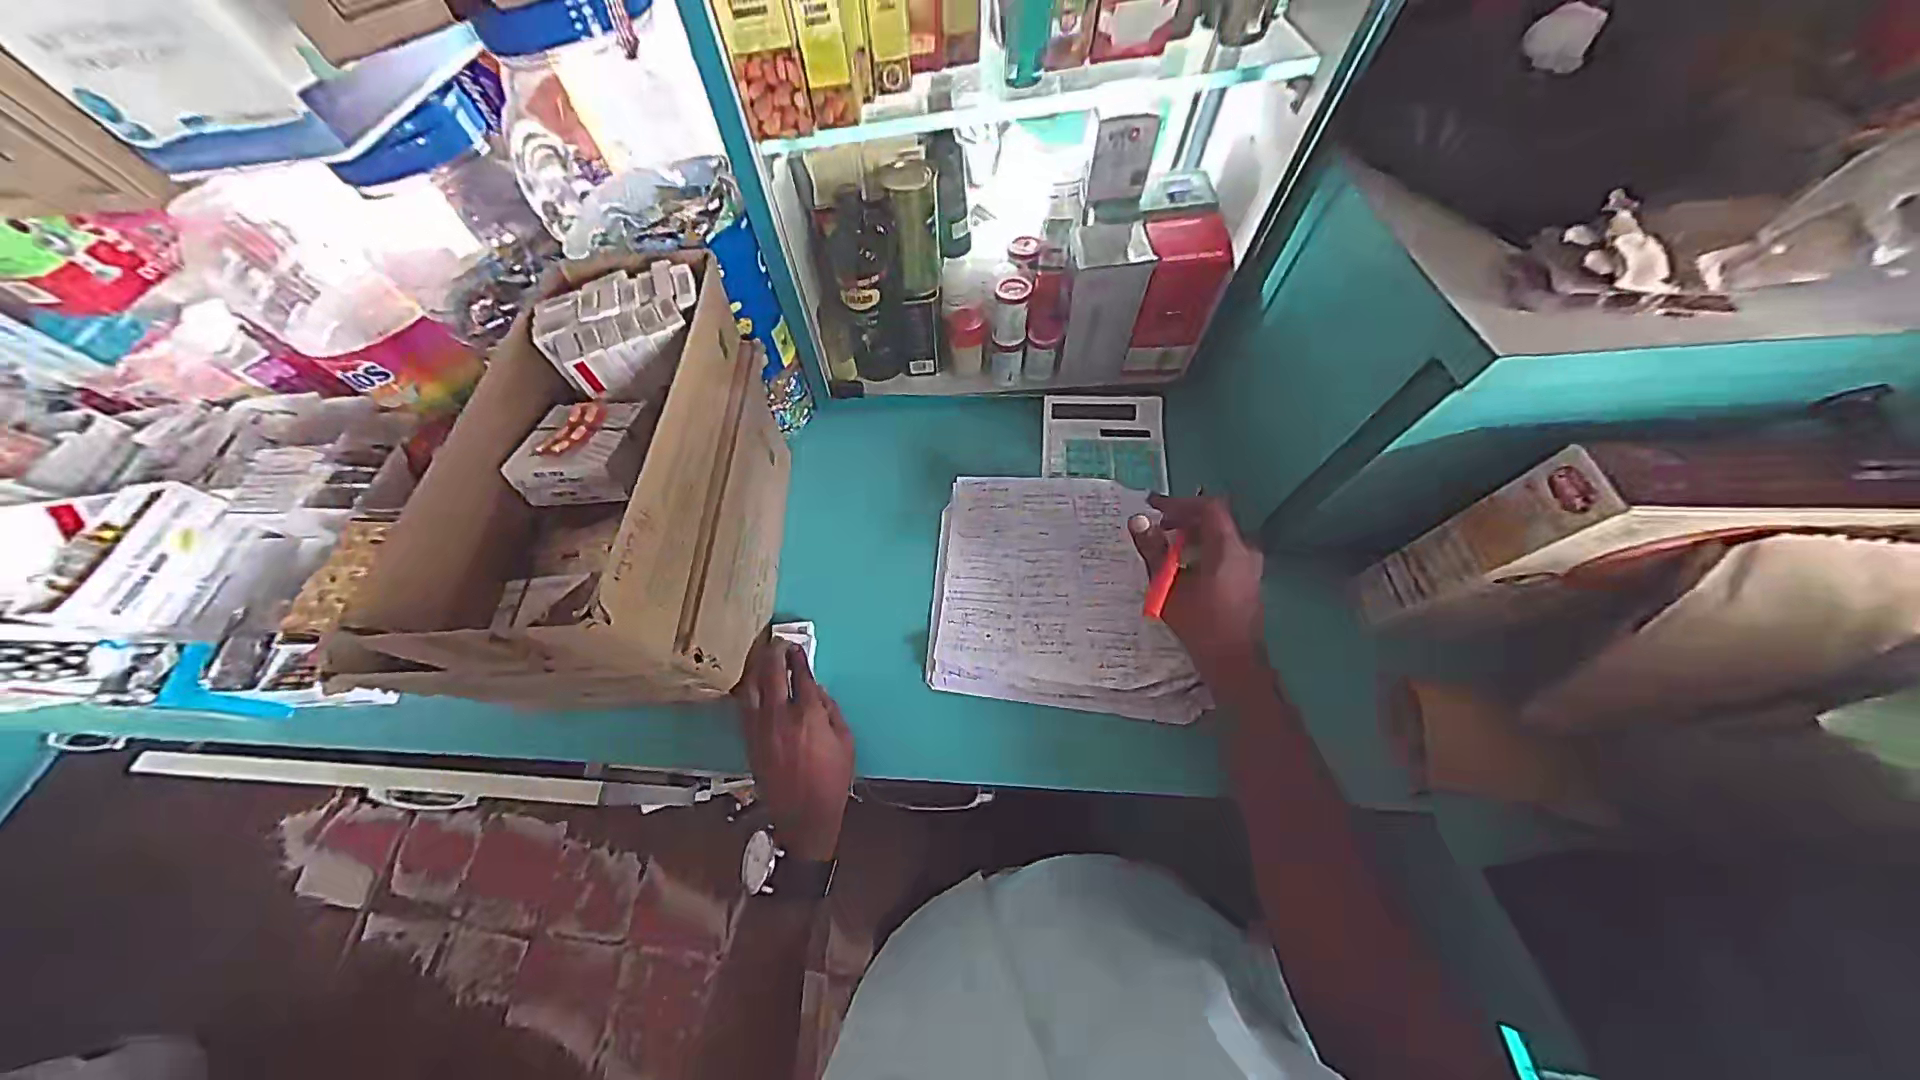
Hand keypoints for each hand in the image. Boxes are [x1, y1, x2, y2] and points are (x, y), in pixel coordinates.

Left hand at [733, 633, 854, 860]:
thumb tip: (816, 689)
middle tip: (778, 644)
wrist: (804, 815)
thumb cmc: (832, 778)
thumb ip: (830, 710)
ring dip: (756, 668)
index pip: (799, 675)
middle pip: (771, 674)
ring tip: (761, 658)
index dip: (798, 657)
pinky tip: (751, 684)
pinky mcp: (749, 740)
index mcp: (808, 714)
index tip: (797, 647)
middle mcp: (780, 716)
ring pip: (751, 688)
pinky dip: (747, 690)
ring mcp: (760, 728)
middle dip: (774, 654)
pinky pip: (744, 707)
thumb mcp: (845, 740)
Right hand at [1129, 494, 1269, 684]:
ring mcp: (1249, 564)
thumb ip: (1154, 552)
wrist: (1232, 661)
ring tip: (1166, 543)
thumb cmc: (1200, 624)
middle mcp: (1245, 550)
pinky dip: (1203, 546)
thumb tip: (1138, 523)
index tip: (1153, 506)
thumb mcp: (1168, 587)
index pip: (1208, 507)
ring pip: (1220, 534)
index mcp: (1228, 548)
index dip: (1179, 503)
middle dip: (1183, 517)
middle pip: (1215, 519)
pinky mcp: (1247, 576)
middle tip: (1157, 524)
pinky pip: (1224, 549)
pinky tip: (1183, 562)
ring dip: (1193, 532)